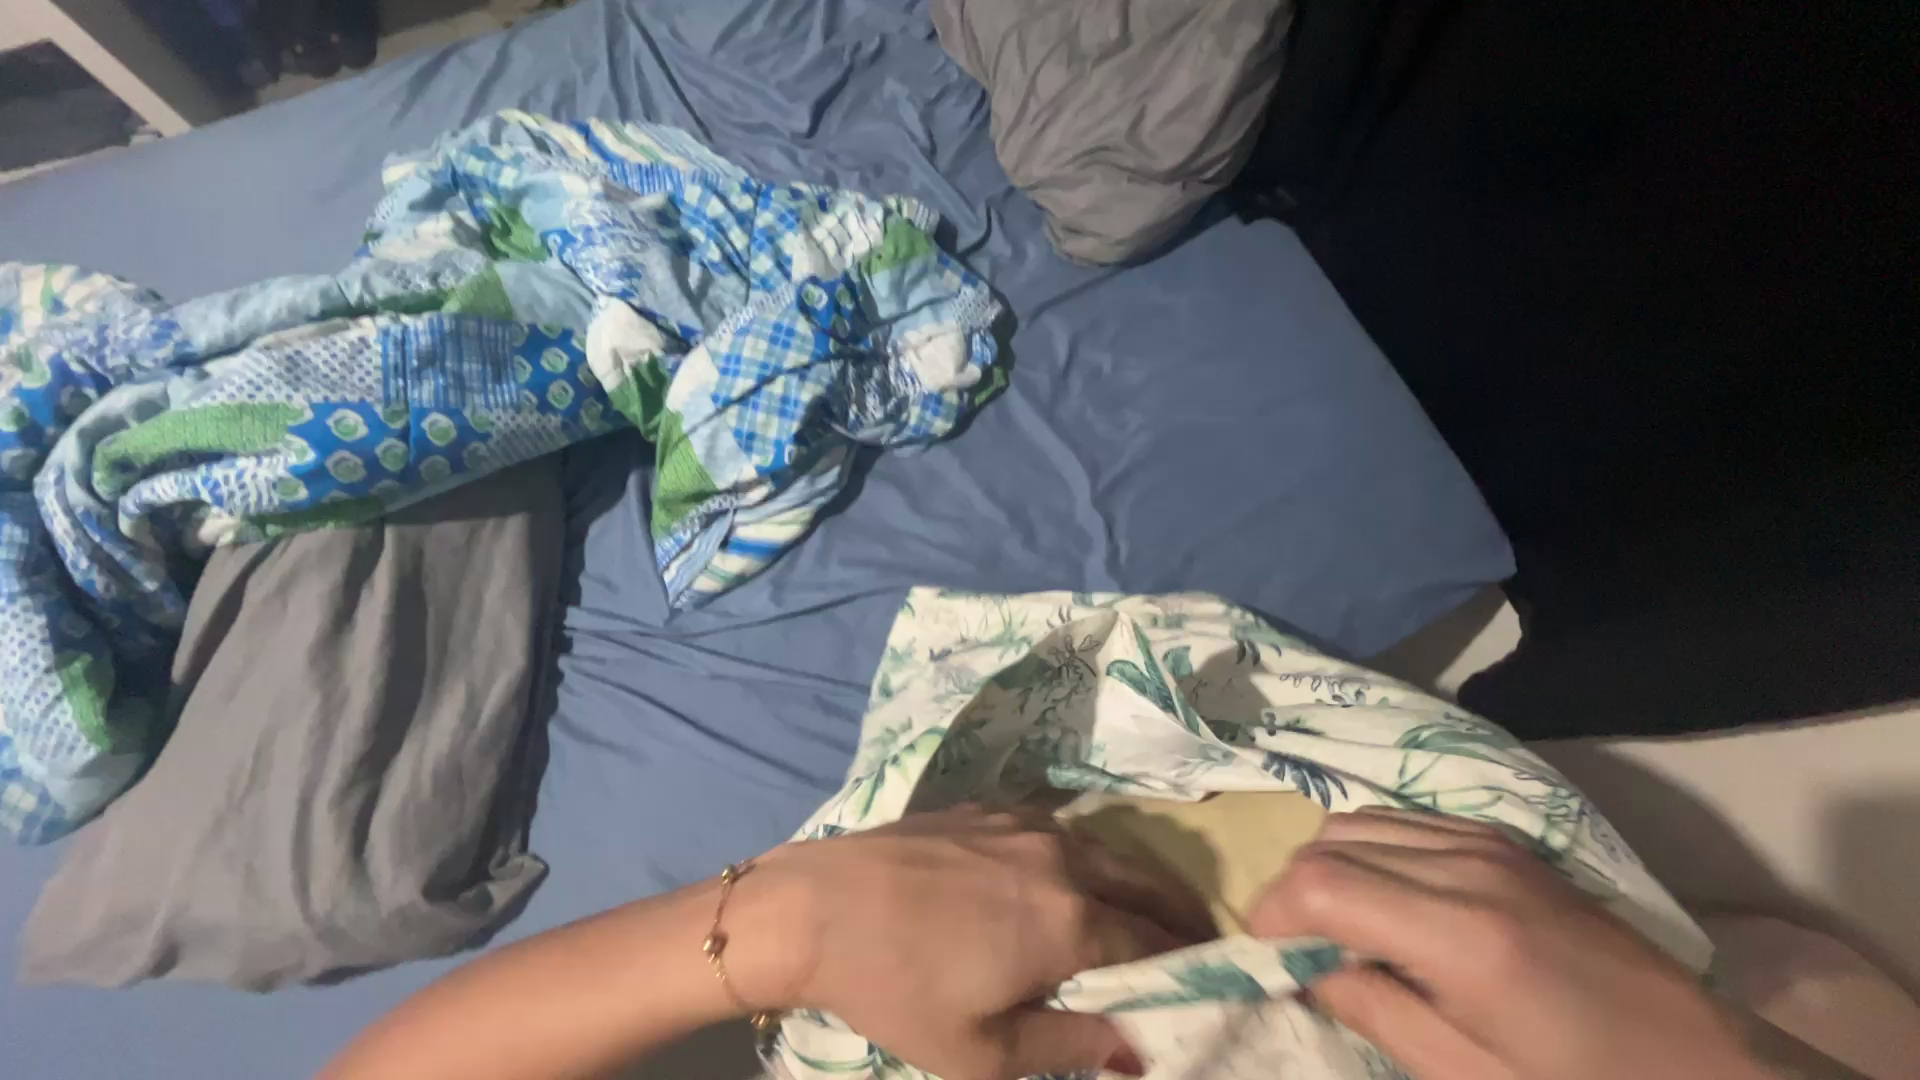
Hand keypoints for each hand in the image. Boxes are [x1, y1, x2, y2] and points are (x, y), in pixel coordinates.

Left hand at [735, 805, 1212, 1079]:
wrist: (822, 904)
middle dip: (1176, 908)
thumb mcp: (983, 1052)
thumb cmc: (900, 987)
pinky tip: (1070, 870)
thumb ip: (1069, 1047)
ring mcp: (1023, 823)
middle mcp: (1060, 859)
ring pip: (1102, 847)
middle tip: (1195, 931)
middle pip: (1140, 880)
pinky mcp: (988, 806)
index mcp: (1069, 920)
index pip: (1152, 939)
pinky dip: (1084, 852)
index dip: (1187, 957)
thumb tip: (1133, 1047)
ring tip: (1140, 902)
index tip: (1213, 968)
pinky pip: (1057, 828)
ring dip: (1131, 875)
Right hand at [1247, 808, 1772, 1079]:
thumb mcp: (1470, 1079)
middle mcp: (1468, 864)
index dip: (1271, 914)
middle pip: (1329, 842)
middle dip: (1293, 893)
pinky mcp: (1500, 838)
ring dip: (1326, 866)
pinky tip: (1386, 898)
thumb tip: (1296, 965)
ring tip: (1341, 925)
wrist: (1715, 1070)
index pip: (1321, 883)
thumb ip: (1370, 1009)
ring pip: (1356, 822)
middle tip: (1301, 950)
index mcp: (1463, 934)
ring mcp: (1486, 841)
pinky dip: (1366, 850)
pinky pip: (1398, 821)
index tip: (1266, 957)